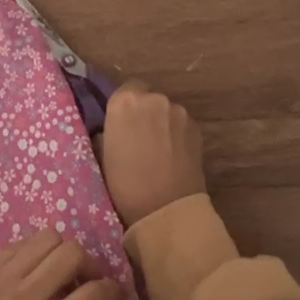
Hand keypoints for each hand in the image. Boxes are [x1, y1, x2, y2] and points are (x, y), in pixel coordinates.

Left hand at [0, 228, 121, 299]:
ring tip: (64, 272)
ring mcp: (2, 277)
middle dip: (90, 264)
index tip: (114, 294)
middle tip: (89, 280)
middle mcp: (23, 298)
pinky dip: (39, 252)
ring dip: (64, 252)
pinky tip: (39, 271)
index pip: (93, 294)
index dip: (113, 290)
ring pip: (48, 238)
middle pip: (72, 253)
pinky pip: (23, 241)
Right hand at [100, 82, 206, 228]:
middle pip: (147, 98)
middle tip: (139, 138)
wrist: (167, 209)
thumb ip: (106, 133)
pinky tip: (173, 155)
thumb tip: (110, 130)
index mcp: (124, 102)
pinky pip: (181, 124)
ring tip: (158, 149)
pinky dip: (176, 134)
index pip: (124, 90)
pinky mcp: (196, 127)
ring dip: (161, 123)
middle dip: (144, 114)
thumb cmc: (126, 184)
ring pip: (166, 111)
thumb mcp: (103, 156)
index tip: (122, 125)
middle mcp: (153, 99)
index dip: (124, 108)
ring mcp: (178, 111)